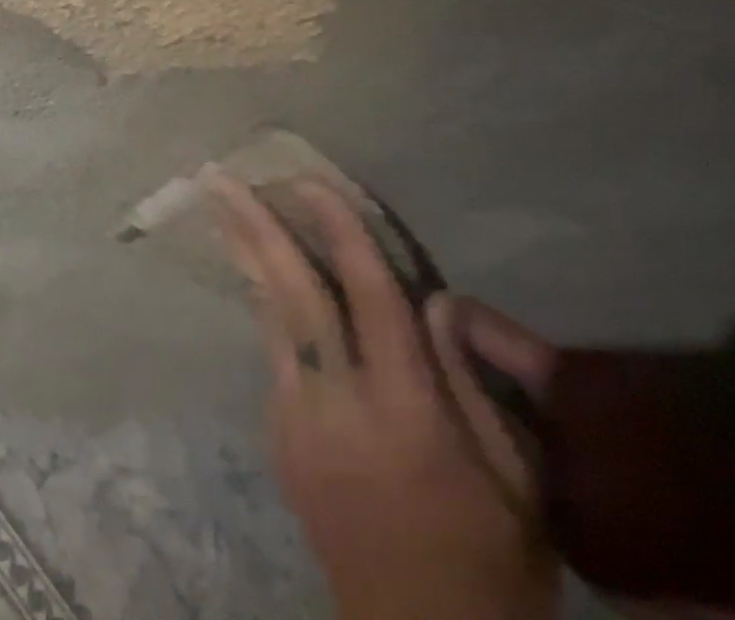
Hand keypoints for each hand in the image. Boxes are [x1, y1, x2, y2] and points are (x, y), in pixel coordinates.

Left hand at [204, 169, 557, 619]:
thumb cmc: (488, 555)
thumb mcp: (516, 477)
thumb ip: (471, 382)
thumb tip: (434, 302)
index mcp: (408, 410)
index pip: (368, 299)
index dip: (340, 234)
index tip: (311, 183)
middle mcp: (335, 403)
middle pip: (291, 297)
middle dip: (256, 229)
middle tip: (218, 178)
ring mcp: (293, 420)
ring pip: (268, 320)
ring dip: (246, 259)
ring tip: (219, 208)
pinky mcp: (275, 437)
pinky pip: (272, 358)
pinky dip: (265, 310)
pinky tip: (258, 277)